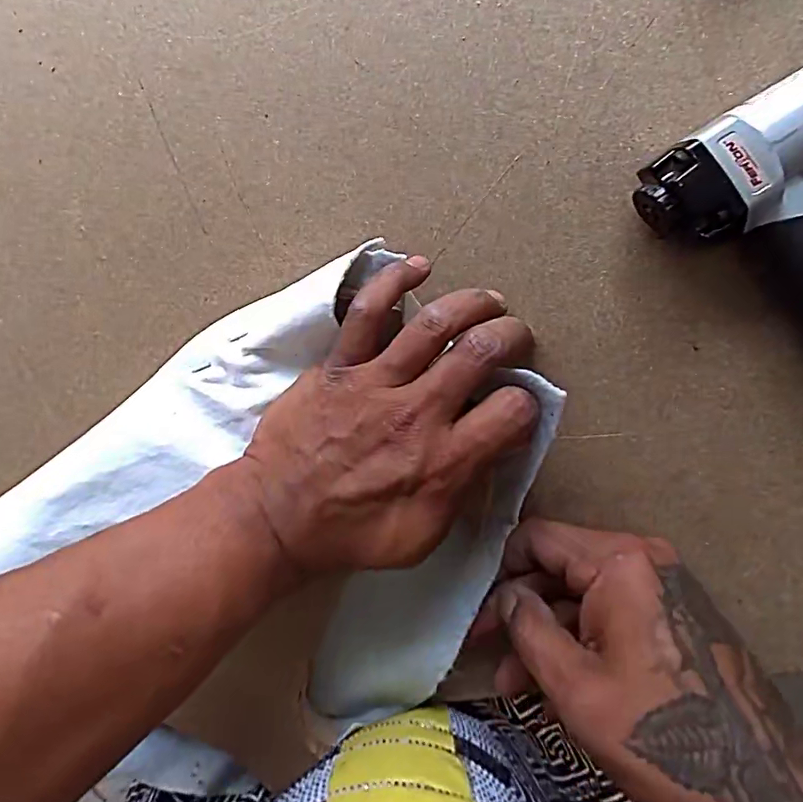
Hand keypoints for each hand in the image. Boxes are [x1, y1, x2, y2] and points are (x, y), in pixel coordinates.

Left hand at [233, 255, 538, 575]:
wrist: (277, 517)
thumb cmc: (350, 532)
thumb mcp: (422, 534)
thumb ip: (465, 490)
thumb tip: (493, 449)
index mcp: (444, 459)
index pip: (513, 411)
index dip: (526, 403)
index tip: (515, 404)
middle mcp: (417, 412)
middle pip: (480, 353)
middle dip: (510, 336)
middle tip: (514, 335)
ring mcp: (375, 382)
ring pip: (434, 325)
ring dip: (471, 304)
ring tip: (489, 300)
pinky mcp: (339, 366)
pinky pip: (366, 314)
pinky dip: (393, 283)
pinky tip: (417, 267)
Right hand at [473, 519, 802, 801]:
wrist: (770, 796)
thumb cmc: (668, 737)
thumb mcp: (576, 685)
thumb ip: (526, 627)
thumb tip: (502, 596)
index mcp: (621, 560)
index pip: (536, 537)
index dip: (497, 571)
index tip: (475, 610)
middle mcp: (644, 561)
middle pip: (558, 567)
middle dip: (519, 610)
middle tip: (486, 648)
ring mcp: (663, 589)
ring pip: (581, 597)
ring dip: (546, 635)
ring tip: (515, 684)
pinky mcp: (674, 618)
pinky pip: (611, 616)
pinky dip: (580, 644)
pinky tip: (557, 687)